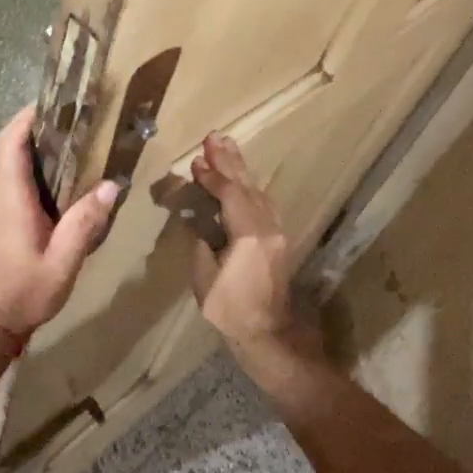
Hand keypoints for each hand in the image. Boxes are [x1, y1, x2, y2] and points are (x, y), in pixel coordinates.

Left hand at [0, 107, 120, 335]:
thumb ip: (84, 223)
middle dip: (29, 122)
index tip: (55, 103)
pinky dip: (21, 157)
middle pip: (4, 143)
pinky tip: (49, 168)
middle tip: (65, 116)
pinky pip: (3, 171)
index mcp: (10, 196)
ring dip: (24, 139)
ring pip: (1, 156)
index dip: (28, 117)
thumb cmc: (25, 290)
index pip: (12, 141)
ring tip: (62, 135)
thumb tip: (110, 185)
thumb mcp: (63, 261)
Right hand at [188, 133, 295, 351]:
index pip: (229, 194)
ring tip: (226, 148)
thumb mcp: (205, 276)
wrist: (269, 335)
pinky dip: (248, 187)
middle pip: (246, 186)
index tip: (195, 161)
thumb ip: (204, 241)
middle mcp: (267, 227)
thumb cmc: (231, 310)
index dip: (211, 177)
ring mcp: (276, 233)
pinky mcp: (277, 241)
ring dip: (240, 170)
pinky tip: (241, 181)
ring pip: (257, 192)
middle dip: (229, 161)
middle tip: (215, 136)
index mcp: (248, 234)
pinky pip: (262, 203)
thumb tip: (201, 220)